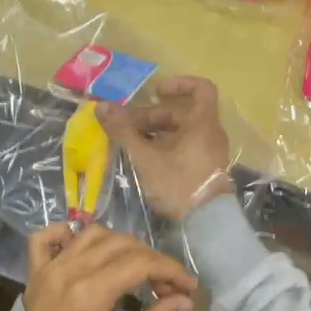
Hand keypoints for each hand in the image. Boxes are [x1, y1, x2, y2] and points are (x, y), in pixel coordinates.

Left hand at [24, 224, 196, 310]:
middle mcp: (70, 270)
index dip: (170, 269)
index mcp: (91, 294)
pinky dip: (64, 232)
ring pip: (92, 233)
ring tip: (133, 265)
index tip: (188, 285)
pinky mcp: (35, 269)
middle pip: (121, 244)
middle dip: (151, 258)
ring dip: (118, 242)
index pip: (140, 264)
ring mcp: (50, 266)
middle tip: (165, 283)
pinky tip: (81, 243)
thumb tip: (183, 301)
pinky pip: (45, 236)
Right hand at [97, 76, 233, 220]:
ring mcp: (209, 152)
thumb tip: (101, 106)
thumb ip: (124, 131)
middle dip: (151, 116)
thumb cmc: (179, 185)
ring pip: (180, 132)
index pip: (201, 88)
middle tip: (126, 126)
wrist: (208, 226)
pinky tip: (143, 158)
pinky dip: (164, 147)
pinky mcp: (204, 169)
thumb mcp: (146, 158)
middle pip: (181, 113)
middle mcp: (210, 133)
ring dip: (155, 133)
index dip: (179, 84)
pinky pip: (184, 147)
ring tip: (130, 143)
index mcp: (203, 123)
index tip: (156, 92)